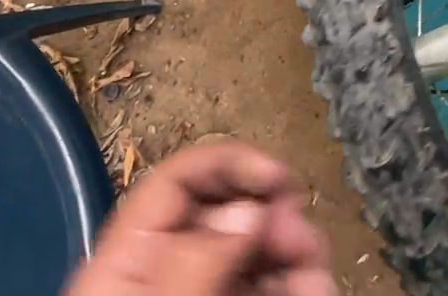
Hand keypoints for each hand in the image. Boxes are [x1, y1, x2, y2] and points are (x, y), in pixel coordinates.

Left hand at [68, 140, 335, 295]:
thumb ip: (196, 265)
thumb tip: (248, 208)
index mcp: (130, 263)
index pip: (175, 184)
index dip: (229, 165)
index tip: (279, 178)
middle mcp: (168, 273)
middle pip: (227, 215)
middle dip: (274, 217)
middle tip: (302, 241)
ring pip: (258, 254)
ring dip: (296, 254)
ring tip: (318, 279)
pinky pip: (270, 291)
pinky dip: (298, 286)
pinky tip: (316, 292)